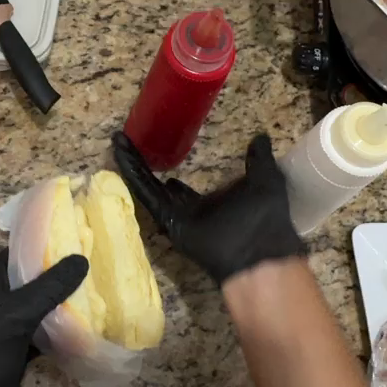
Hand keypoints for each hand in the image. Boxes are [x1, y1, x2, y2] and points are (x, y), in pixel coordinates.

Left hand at [0, 248, 86, 386]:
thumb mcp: (16, 316)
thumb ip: (48, 288)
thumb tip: (80, 259)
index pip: (15, 252)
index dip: (41, 242)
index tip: (74, 235)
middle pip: (27, 280)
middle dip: (56, 273)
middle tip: (92, 264)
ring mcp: (2, 329)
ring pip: (35, 308)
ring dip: (59, 303)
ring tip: (94, 291)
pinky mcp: (12, 353)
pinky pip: (38, 335)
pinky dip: (57, 332)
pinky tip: (83, 330)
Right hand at [112, 131, 305, 284]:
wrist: (261, 249)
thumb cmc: (267, 217)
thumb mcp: (265, 179)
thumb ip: (259, 159)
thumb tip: (260, 137)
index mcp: (212, 203)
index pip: (183, 185)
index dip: (171, 165)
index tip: (159, 145)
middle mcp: (191, 210)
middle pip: (160, 185)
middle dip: (144, 165)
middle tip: (130, 144)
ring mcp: (178, 216)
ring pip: (148, 186)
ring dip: (132, 164)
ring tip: (119, 143)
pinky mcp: (170, 219)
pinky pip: (148, 195)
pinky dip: (133, 173)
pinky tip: (121, 154)